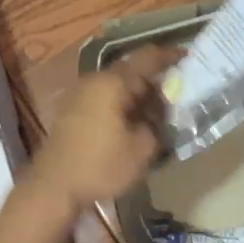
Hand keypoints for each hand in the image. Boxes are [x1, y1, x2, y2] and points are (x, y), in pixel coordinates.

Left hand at [30, 47, 170, 204]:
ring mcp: (80, 95)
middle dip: (155, 81)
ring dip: (138, 95)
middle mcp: (94, 81)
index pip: (147, 58)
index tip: (188, 57)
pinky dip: (123, 105)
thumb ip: (157, 123)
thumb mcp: (142, 148)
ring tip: (159, 110)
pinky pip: (105, 99)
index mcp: (112, 82)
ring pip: (117, 87)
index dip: (170, 56)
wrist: (54, 186)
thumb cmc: (101, 165)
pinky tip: (134, 121)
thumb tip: (159, 111)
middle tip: (177, 92)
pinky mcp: (73, 112)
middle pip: (131, 71)